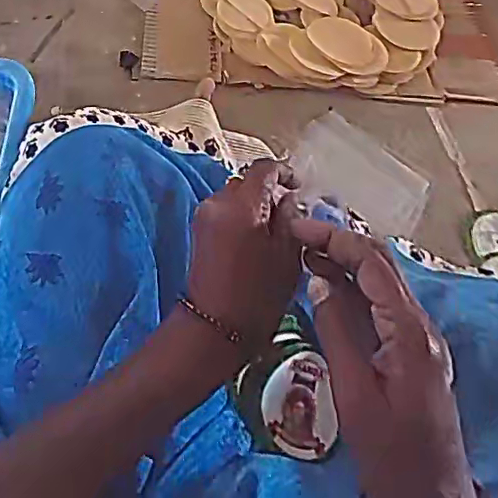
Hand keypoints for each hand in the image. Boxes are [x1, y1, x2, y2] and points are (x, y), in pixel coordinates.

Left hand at [185, 160, 303, 351]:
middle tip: (289, 214)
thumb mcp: (287, 257)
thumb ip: (290, 219)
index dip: (283, 171)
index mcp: (242, 204)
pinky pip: (224, 211)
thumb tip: (288, 198)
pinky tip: (254, 240)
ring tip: (272, 231)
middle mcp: (219, 201)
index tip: (298, 184)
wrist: (214, 328)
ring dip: (253, 205)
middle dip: (268, 192)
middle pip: (247, 182)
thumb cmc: (257, 295)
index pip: (262, 169)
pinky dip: (240, 217)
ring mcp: (205, 214)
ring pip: (235, 196)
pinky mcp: (199, 229)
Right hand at [290, 219, 473, 497]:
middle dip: (340, 242)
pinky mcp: (412, 350)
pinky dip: (354, 286)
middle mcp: (420, 325)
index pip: (372, 263)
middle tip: (300, 235)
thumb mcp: (353, 391)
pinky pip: (382, 304)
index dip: (334, 238)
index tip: (298, 228)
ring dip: (346, 261)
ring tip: (306, 253)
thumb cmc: (390, 449)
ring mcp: (419, 337)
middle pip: (381, 264)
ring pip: (382, 281)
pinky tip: (328, 285)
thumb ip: (336, 329)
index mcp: (409, 330)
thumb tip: (318, 279)